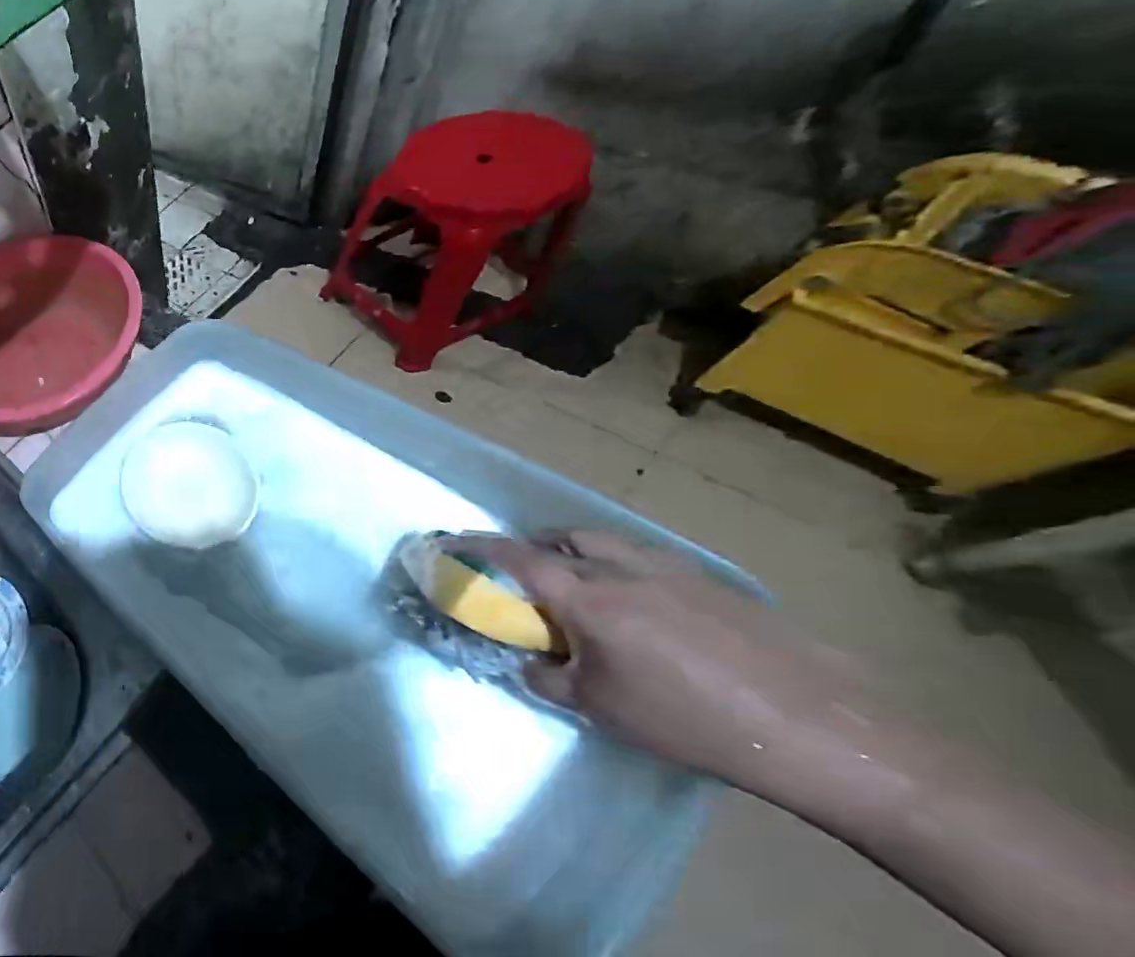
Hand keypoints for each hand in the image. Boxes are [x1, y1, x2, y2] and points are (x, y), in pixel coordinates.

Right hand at [448, 530, 887, 790]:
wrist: (813, 723)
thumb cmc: (689, 719)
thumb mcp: (603, 710)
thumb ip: (551, 679)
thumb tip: (532, 664)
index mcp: (589, 598)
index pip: (517, 559)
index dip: (477, 547)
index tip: (449, 542)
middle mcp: (624, 569)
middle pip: (564, 538)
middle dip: (534, 546)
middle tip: (526, 574)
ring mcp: (672, 569)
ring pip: (607, 542)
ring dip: (578, 551)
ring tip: (579, 584)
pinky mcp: (711, 581)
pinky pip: (646, 557)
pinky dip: (621, 566)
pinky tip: (642, 605)